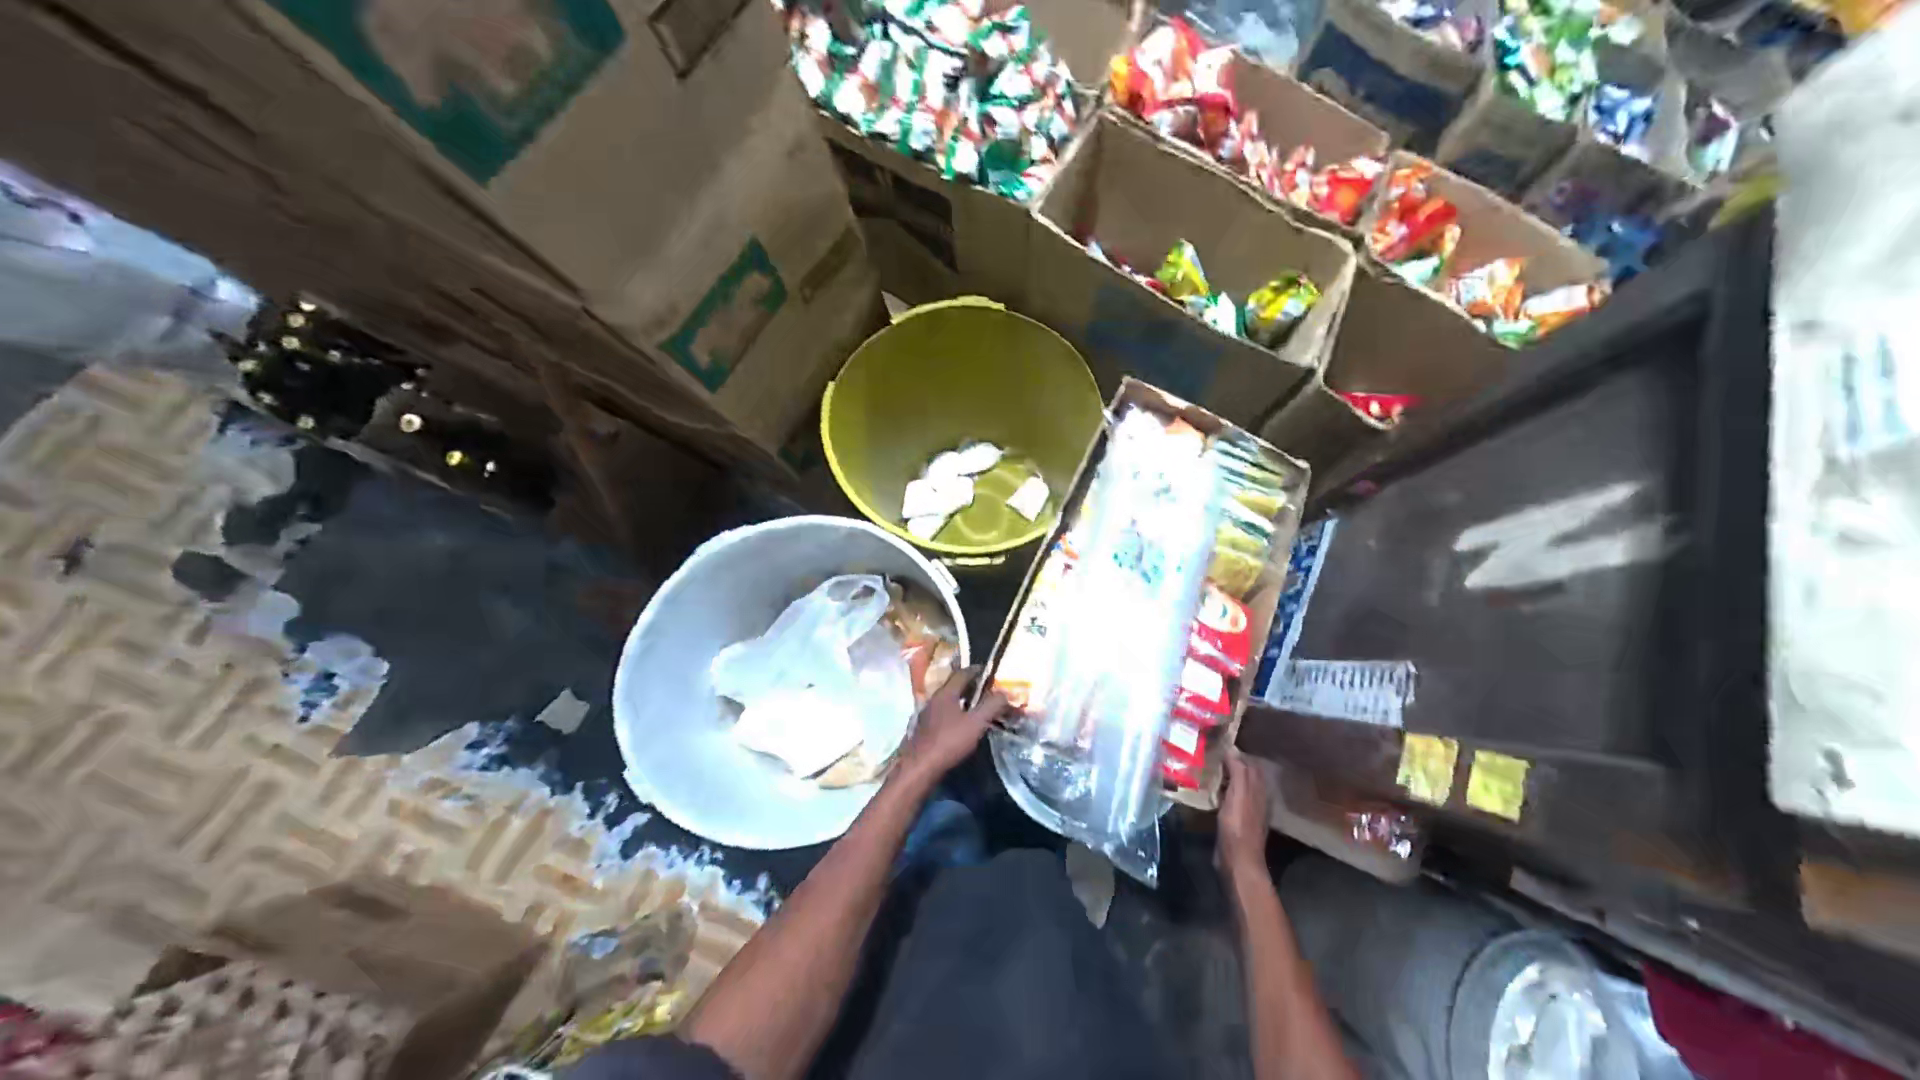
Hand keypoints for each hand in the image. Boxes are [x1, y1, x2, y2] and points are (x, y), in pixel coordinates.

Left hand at [893, 667, 1004, 790]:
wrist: (921, 766)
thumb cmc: (950, 741)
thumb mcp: (976, 722)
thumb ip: (992, 706)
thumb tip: (1005, 693)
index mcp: (946, 693)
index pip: (962, 673)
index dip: (977, 670)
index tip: (989, 671)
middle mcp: (934, 699)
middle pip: (954, 685)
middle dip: (970, 685)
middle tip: (987, 689)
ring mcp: (927, 713)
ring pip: (948, 700)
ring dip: (963, 700)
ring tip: (977, 706)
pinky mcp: (925, 728)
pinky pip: (944, 713)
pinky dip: (955, 712)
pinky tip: (962, 724)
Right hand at [1216, 750, 1272, 885]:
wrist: (1238, 861)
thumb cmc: (1237, 827)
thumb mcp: (1238, 796)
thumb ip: (1239, 773)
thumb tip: (1234, 749)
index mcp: (1258, 790)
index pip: (1249, 764)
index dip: (1236, 753)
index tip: (1217, 743)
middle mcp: (1255, 798)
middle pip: (1244, 774)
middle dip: (1231, 763)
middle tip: (1209, 754)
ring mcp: (1246, 810)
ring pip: (1237, 786)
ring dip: (1225, 777)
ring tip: (1207, 768)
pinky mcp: (1236, 820)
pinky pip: (1229, 798)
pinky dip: (1221, 791)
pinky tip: (1209, 791)